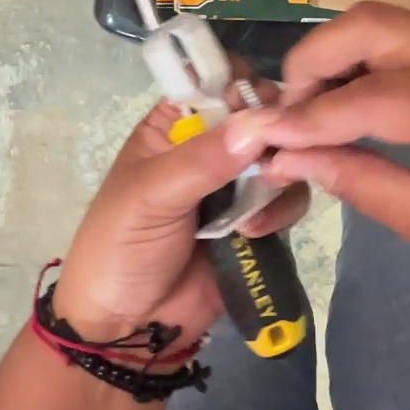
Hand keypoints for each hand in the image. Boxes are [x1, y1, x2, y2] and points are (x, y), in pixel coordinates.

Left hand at [51, 87, 306, 352]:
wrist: (129, 328)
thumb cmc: (120, 247)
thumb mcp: (150, 196)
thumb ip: (202, 160)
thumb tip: (258, 123)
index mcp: (175, 125)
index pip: (218, 80)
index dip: (244, 84)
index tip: (263, 107)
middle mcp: (212, 145)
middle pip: (262, 114)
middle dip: (274, 134)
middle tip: (272, 160)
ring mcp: (238, 183)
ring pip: (283, 155)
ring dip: (278, 177)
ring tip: (254, 210)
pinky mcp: (258, 219)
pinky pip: (289, 197)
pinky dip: (281, 211)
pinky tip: (254, 233)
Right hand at [264, 2, 409, 307]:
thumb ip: (357, 180)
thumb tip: (285, 156)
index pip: (371, 95)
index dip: (309, 116)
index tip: (259, 134)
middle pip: (373, 24)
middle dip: (316, 59)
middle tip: (285, 112)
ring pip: (382, 23)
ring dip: (335, 56)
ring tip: (307, 108)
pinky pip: (399, 41)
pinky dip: (360, 62)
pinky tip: (342, 101)